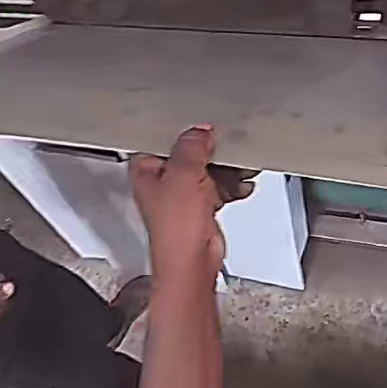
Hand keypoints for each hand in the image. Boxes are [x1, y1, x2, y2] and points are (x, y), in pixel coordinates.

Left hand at [129, 125, 250, 272]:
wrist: (194, 262)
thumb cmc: (176, 229)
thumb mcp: (183, 174)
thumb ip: (191, 146)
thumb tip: (200, 131)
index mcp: (146, 171)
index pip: (161, 140)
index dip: (181, 132)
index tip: (200, 126)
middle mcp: (162, 183)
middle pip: (188, 154)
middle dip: (209, 151)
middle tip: (223, 146)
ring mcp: (183, 195)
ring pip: (207, 170)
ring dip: (226, 169)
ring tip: (239, 168)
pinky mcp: (202, 206)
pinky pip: (220, 186)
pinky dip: (232, 185)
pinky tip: (240, 186)